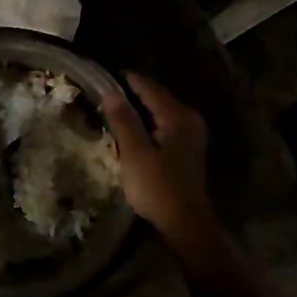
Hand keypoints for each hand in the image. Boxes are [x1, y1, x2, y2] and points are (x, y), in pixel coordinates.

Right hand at [104, 72, 214, 243]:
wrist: (184, 222)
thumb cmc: (157, 187)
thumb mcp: (135, 153)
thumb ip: (123, 121)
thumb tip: (110, 93)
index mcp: (178, 116)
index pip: (150, 88)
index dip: (127, 80)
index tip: (104, 74)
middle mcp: (189, 120)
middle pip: (158, 98)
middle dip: (133, 93)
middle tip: (105, 91)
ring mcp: (191, 135)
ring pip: (161, 112)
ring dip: (139, 109)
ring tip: (114, 107)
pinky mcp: (187, 150)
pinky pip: (164, 126)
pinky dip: (148, 123)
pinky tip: (132, 129)